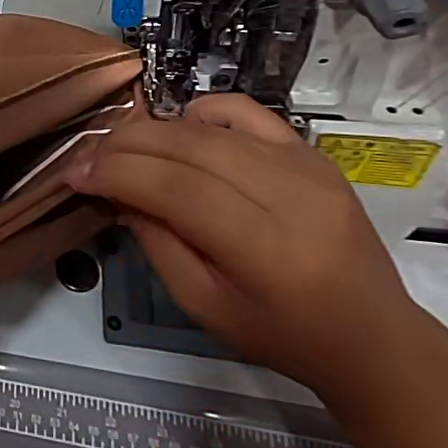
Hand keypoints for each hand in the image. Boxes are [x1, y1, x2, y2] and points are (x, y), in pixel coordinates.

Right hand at [67, 94, 431, 397]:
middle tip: (89, 155)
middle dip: (127, 145)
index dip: (119, 173)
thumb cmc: (282, 334)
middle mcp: (294, 197)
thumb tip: (118, 190)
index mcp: (267, 251)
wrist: (371, 335)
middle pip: (191, 149)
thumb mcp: (202, 305)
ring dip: (156, 130)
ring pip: (212, 128)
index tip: (76, 173)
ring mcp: (308, 167)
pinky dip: (204, 113)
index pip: (178, 190)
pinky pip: (247, 113)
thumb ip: (156, 242)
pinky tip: (181, 128)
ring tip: (122, 145)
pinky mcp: (313, 153)